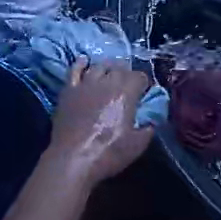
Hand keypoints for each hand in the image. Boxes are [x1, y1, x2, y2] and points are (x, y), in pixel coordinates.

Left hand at [45, 58, 152, 186]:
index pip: (139, 76)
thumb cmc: (109, 152)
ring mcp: (85, 84)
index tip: (143, 92)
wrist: (73, 157)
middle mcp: (106, 82)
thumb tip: (152, 119)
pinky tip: (84, 61)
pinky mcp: (68, 89)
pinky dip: (81, 64)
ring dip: (107, 68)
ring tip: (110, 74)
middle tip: (128, 85)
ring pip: (98, 66)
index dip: (143, 83)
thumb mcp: (137, 144)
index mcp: (125, 93)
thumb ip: (148, 127)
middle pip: (119, 68)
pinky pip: (74, 70)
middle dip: (126, 74)